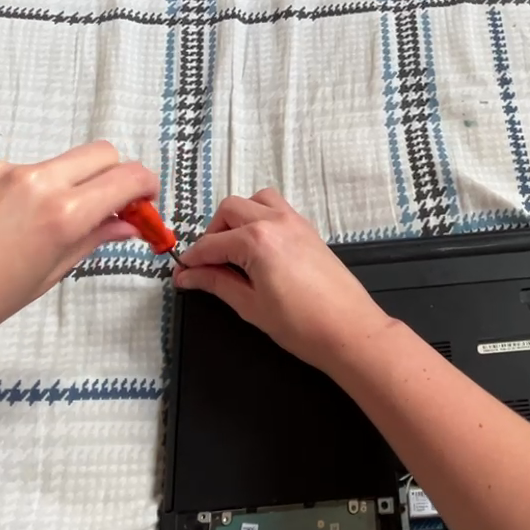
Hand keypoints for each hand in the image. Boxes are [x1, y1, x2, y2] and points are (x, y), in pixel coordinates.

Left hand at [0, 142, 154, 369]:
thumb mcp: (43, 279)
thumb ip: (89, 241)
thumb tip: (122, 225)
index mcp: (60, 214)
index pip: (128, 178)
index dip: (145, 188)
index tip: (143, 203)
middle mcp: (33, 182)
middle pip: (101, 153)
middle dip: (114, 175)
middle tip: (106, 208)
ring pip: (54, 166)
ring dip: (62, 188)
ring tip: (31, 234)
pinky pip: (12, 174)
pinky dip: (19, 194)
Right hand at [172, 189, 395, 372]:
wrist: (348, 329)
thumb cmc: (299, 324)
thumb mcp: (250, 306)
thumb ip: (217, 283)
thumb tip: (188, 275)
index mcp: (256, 240)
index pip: (212, 244)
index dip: (192, 260)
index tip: (180, 274)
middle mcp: (274, 220)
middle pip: (230, 209)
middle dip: (213, 233)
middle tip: (208, 263)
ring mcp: (294, 220)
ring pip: (255, 200)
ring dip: (239, 217)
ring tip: (234, 249)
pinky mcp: (308, 228)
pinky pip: (277, 207)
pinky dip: (261, 216)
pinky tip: (258, 247)